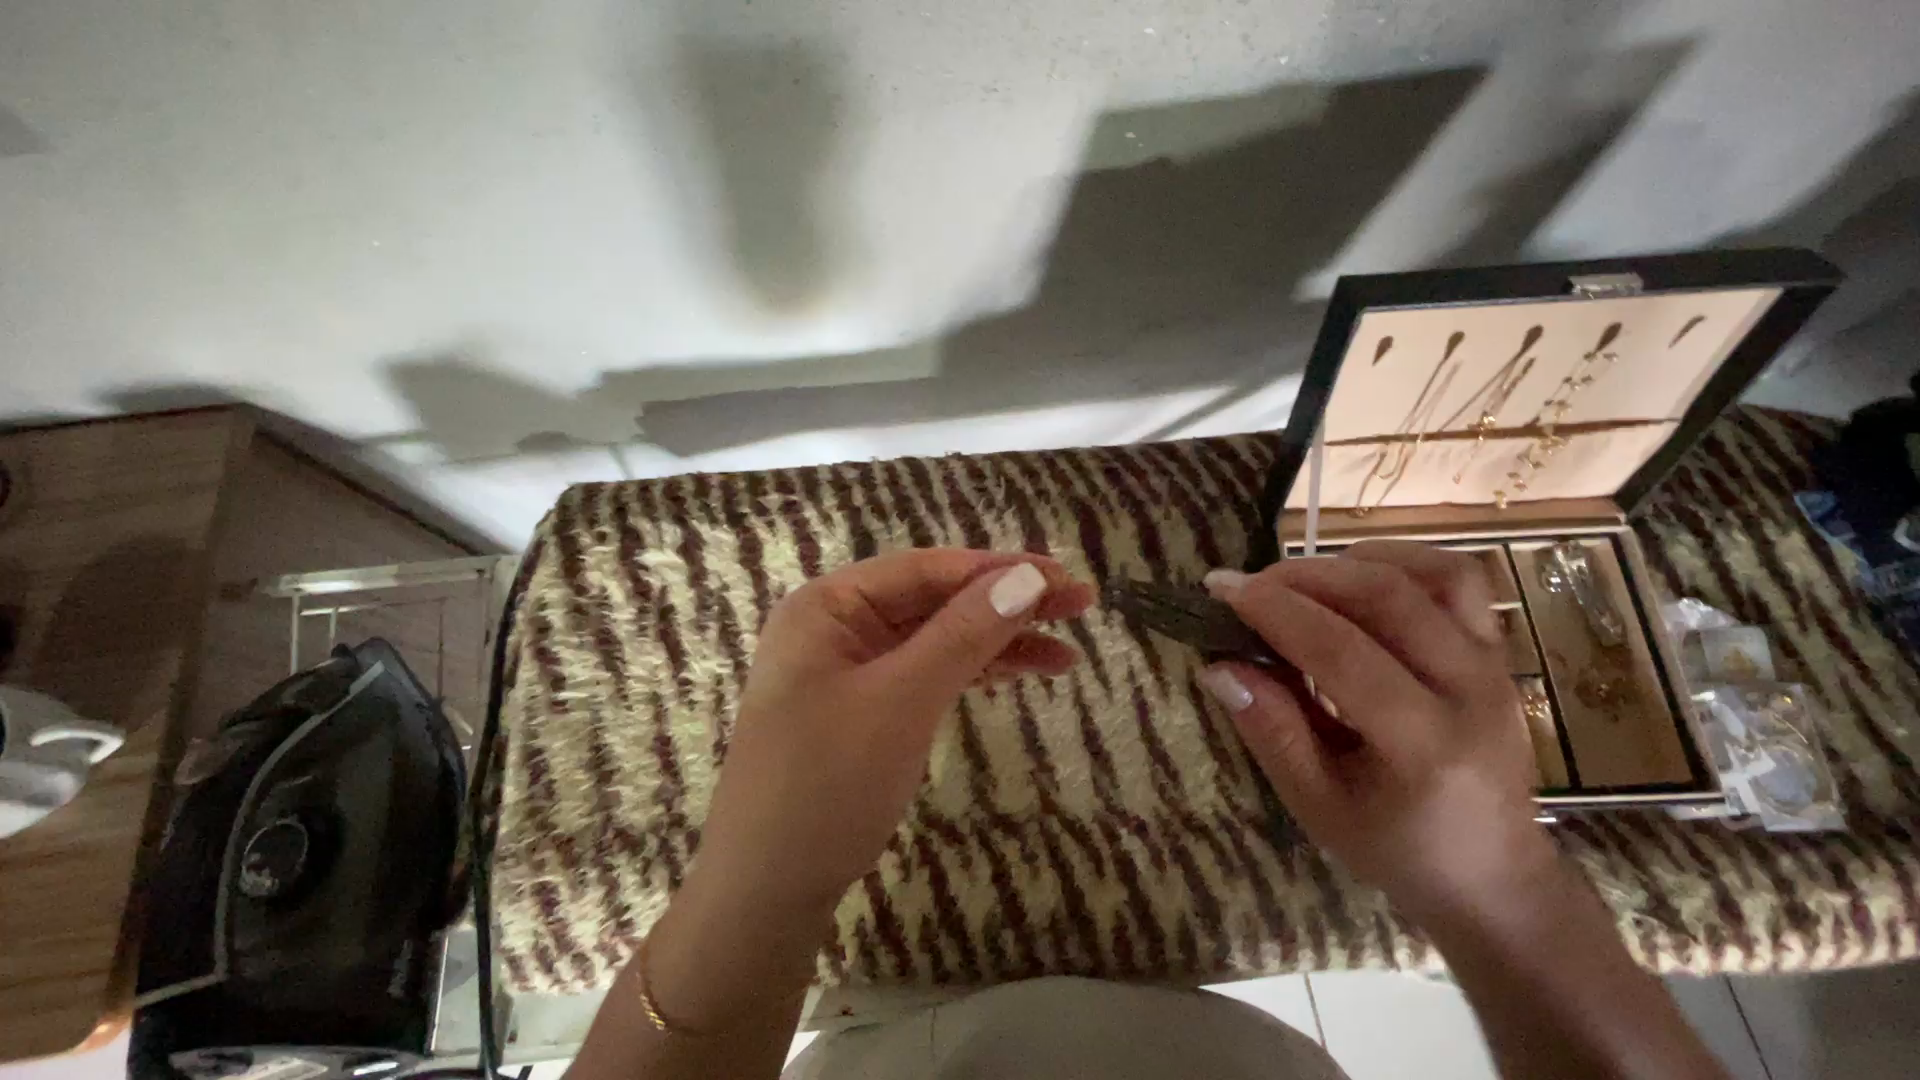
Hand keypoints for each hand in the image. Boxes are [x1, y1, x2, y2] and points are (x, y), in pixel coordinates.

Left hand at [689, 549, 1094, 919]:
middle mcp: (837, 626)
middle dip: (1005, 603)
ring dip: (998, 640)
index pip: (927, 569)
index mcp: (829, 605)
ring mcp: (849, 669)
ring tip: (1067, 651)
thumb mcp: (902, 700)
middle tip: (1079, 605)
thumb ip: (965, 633)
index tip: (1064, 578)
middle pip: (935, 599)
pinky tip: (1020, 672)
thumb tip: (1028, 577)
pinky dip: (973, 673)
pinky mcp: (865, 708)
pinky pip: (927, 673)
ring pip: (937, 638)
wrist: (767, 889)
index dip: (999, 569)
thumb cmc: (828, 783)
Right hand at [1198, 541, 1552, 916]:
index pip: (1341, 652)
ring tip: (1298, 580)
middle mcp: (1470, 691)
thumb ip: (1270, 731)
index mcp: (1425, 745)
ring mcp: (1494, 665)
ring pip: (1430, 574)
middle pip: (1387, 596)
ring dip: (1352, 562)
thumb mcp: (1317, 806)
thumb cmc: (1397, 848)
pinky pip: (1458, 580)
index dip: (1275, 611)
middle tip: (1248, 585)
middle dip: (1304, 576)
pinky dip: (1400, 562)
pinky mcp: (1498, 652)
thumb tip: (1218, 666)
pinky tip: (1354, 578)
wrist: (1493, 873)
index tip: (1220, 589)